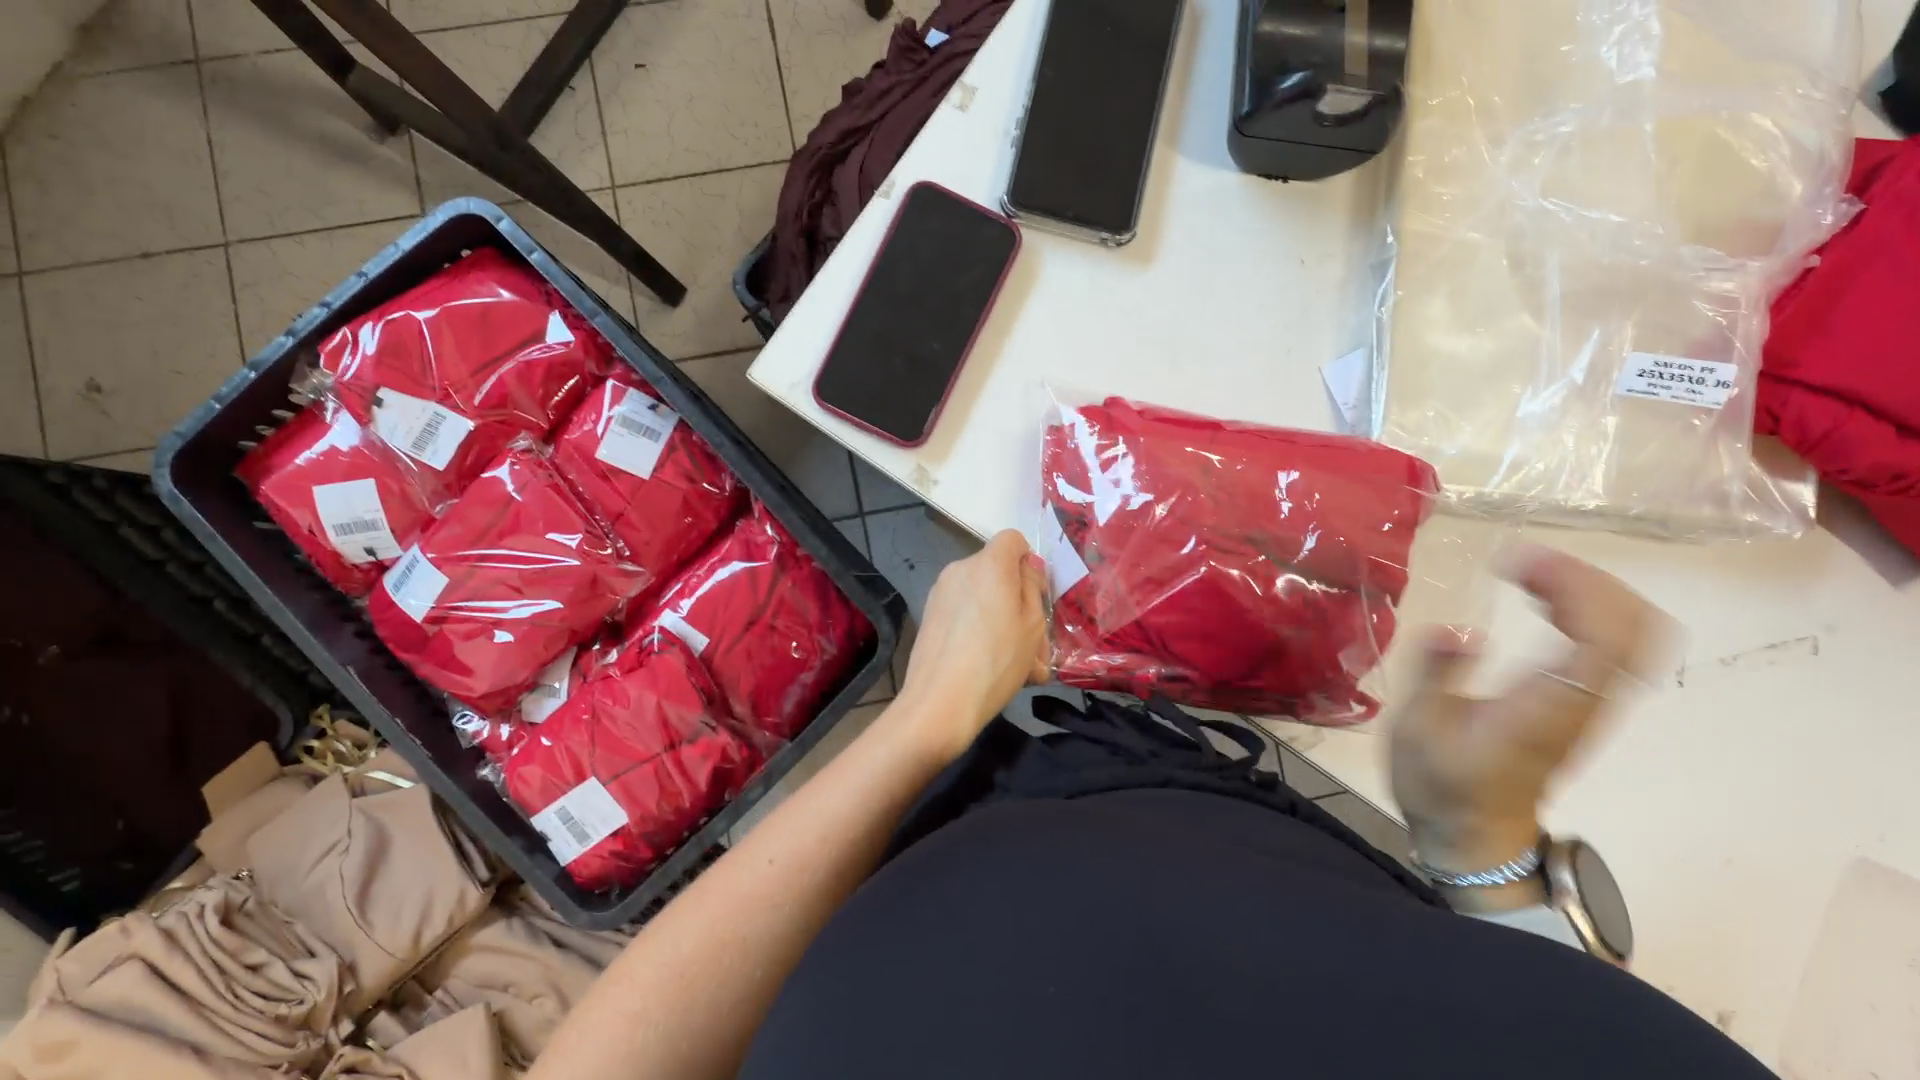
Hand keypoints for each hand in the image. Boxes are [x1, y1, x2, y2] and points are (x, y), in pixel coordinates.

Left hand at [896, 530, 1051, 761]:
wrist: (940, 702)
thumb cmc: (996, 660)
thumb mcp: (1032, 625)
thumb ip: (1032, 588)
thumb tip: (1027, 568)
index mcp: (989, 564)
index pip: (1013, 539)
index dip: (1029, 561)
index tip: (1036, 594)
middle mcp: (960, 569)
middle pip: (996, 571)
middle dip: (1017, 599)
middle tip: (1035, 643)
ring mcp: (940, 593)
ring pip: (981, 596)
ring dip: (1001, 620)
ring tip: (1016, 664)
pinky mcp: (929, 616)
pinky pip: (964, 614)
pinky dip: (979, 631)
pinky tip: (990, 667)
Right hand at [1389, 544, 1672, 881]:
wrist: (1475, 838)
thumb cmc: (1440, 785)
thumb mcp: (1419, 729)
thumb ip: (1437, 674)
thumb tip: (1458, 629)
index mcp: (1547, 706)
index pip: (1601, 635)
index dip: (1572, 584)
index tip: (1514, 560)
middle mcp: (1586, 703)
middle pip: (1637, 627)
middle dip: (1589, 580)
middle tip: (1525, 562)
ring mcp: (1593, 706)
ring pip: (1635, 634)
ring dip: (1591, 591)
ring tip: (1530, 575)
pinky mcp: (1585, 706)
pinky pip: (1615, 645)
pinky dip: (1588, 610)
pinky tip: (1541, 602)